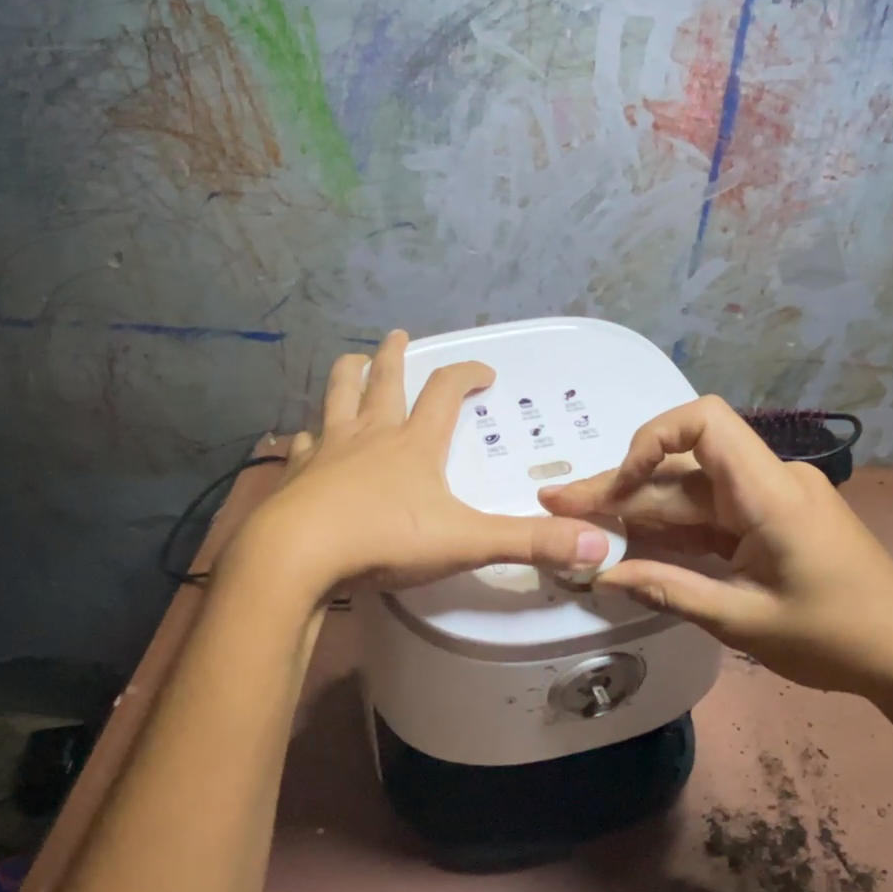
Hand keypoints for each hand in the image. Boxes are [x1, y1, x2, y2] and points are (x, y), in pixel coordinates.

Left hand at [234, 331, 614, 592]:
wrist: (298, 554)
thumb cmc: (385, 541)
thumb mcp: (466, 542)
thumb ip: (528, 543)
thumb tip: (596, 545)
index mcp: (414, 444)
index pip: (446, 394)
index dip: (467, 376)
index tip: (484, 372)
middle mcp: (370, 435)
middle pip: (383, 381)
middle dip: (394, 356)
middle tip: (396, 336)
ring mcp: (328, 451)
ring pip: (338, 398)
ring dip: (347, 376)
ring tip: (351, 361)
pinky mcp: (296, 474)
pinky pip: (304, 445)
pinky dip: (310, 437)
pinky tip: (308, 440)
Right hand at [538, 396, 892, 693]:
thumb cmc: (838, 638)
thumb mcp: (744, 621)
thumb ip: (669, 591)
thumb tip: (602, 576)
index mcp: (770, 494)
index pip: (704, 421)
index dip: (651, 438)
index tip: (618, 485)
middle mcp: (768, 483)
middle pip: (681, 466)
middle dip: (620, 486)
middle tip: (559, 503)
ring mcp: (769, 502)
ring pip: (690, 492)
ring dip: (637, 509)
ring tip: (577, 523)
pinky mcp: (769, 522)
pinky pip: (710, 515)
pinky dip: (669, 529)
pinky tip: (626, 541)